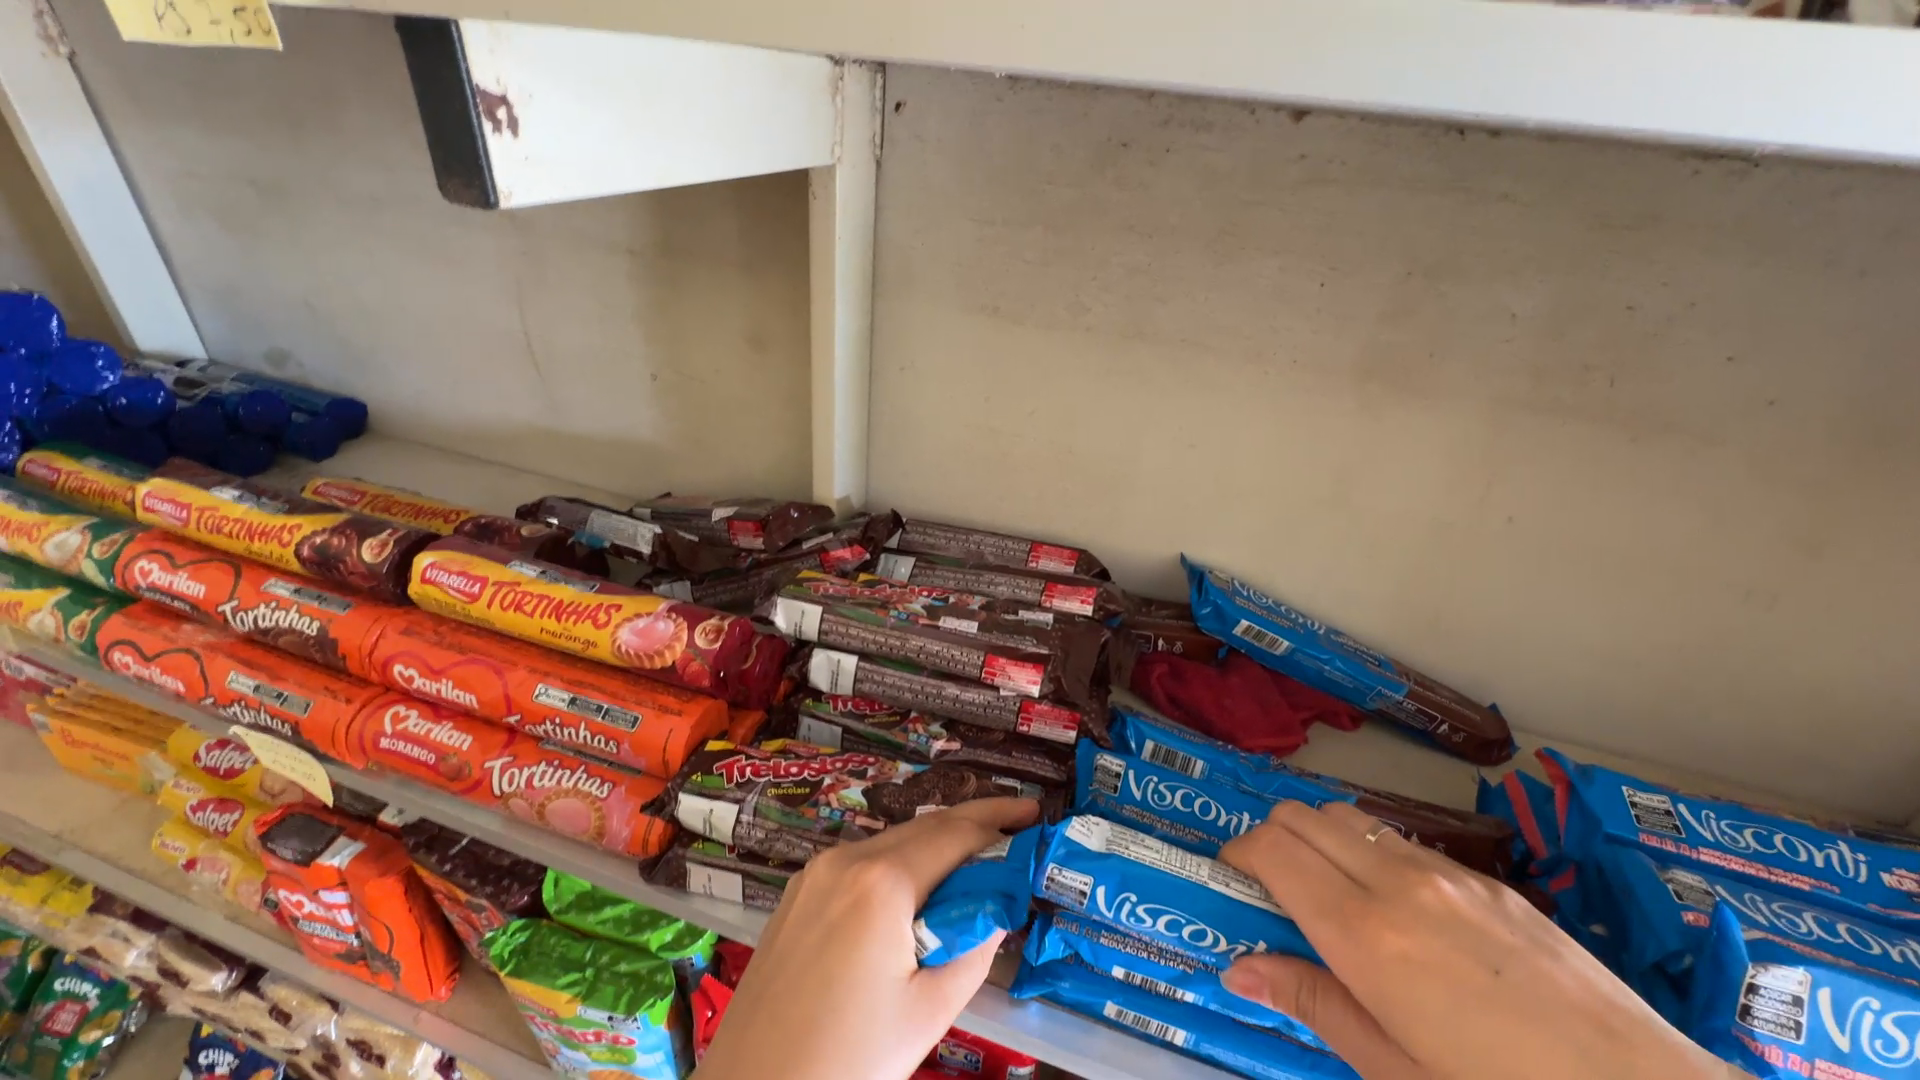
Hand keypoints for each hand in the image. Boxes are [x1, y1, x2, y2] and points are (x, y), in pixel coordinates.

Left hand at [697, 798, 1039, 1079]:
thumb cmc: (848, 1058)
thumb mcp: (928, 1009)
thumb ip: (973, 945)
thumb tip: (997, 905)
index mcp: (881, 882)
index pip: (955, 832)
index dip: (999, 818)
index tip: (1035, 813)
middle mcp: (844, 860)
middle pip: (923, 829)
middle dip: (972, 826)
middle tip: (1016, 831)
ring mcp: (815, 874)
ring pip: (890, 843)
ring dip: (935, 846)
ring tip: (975, 863)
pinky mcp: (798, 895)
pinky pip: (862, 864)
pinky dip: (899, 865)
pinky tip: (917, 890)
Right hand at [1216, 801, 1728, 1079]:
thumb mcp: (1393, 1069)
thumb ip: (1312, 1002)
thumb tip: (1237, 967)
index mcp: (1363, 933)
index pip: (1270, 849)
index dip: (1237, 857)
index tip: (1233, 888)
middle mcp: (1397, 882)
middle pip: (1301, 815)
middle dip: (1270, 840)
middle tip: (1272, 894)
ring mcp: (1447, 873)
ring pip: (1349, 818)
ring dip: (1319, 841)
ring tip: (1330, 899)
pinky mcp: (1488, 881)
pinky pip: (1402, 841)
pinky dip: (1371, 854)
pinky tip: (1400, 915)